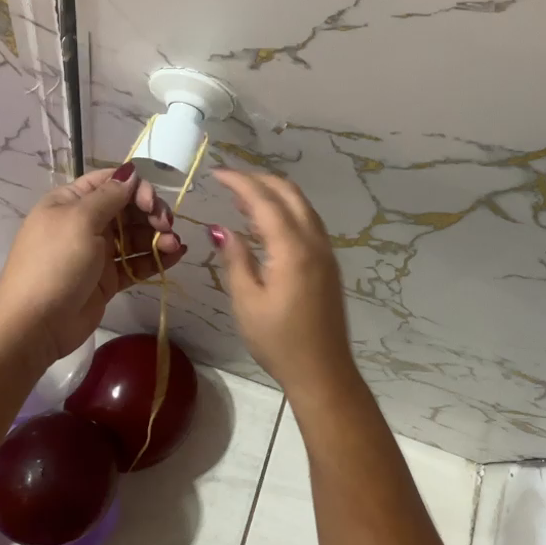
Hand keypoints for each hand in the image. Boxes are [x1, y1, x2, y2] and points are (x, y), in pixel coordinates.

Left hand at [0, 163, 183, 364]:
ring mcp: (97, 253)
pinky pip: (136, 262)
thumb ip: (109, 195)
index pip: (110, 182)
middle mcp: (85, 223)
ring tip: (174, 246)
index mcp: (71, 203)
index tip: (150, 203)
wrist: (34, 324)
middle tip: (166, 226)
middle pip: (127, 208)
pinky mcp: (108, 279)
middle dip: (151, 212)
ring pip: (135, 236)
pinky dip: (156, 258)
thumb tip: (130, 172)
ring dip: (157, 236)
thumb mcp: (80, 220)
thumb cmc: (54, 264)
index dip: (136, 187)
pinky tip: (176, 255)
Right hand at [209, 169, 358, 397]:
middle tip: (230, 181)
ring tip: (243, 199)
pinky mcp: (328, 264)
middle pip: (290, 194)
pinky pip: (308, 223)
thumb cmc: (279, 341)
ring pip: (302, 206)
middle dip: (260, 180)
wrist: (323, 371)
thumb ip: (236, 259)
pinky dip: (286, 211)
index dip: (240, 182)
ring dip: (275, 195)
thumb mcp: (247, 302)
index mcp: (293, 249)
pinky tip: (266, 224)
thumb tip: (222, 228)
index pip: (265, 201)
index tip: (217, 173)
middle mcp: (314, 242)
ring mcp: (326, 252)